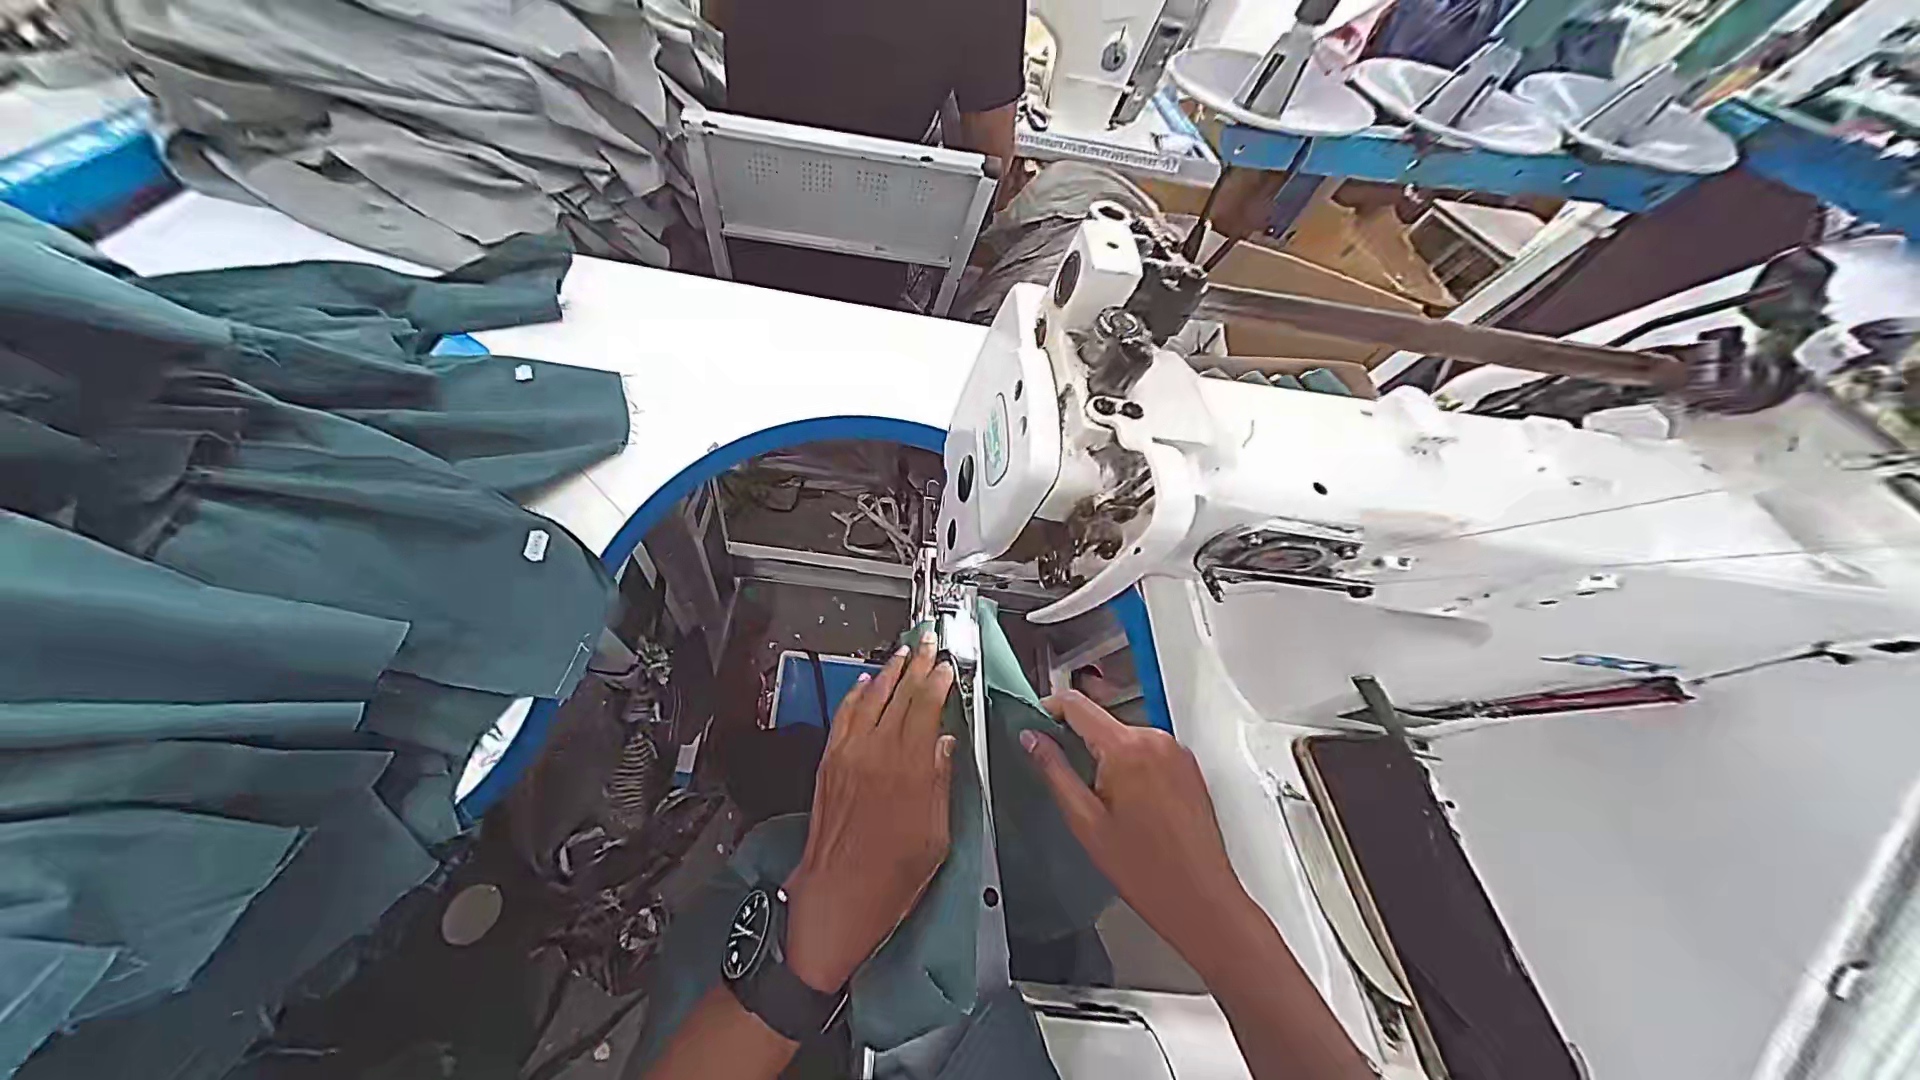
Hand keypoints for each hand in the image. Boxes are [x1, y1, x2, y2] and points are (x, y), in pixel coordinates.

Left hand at [783, 633, 955, 993]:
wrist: (836, 899)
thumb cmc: (891, 877)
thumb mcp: (936, 836)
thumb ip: (941, 782)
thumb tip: (946, 744)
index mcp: (909, 769)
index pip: (926, 707)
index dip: (937, 681)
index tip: (946, 666)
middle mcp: (876, 754)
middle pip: (900, 694)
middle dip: (916, 664)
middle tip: (926, 641)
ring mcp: (849, 755)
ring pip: (870, 698)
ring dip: (888, 671)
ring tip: (901, 652)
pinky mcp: (829, 763)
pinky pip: (844, 716)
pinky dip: (856, 695)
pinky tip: (864, 683)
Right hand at [1021, 690, 1260, 970]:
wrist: (1201, 902)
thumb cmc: (1147, 871)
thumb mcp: (1085, 820)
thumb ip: (1054, 769)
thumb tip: (1032, 738)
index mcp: (1127, 748)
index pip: (1077, 704)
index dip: (1050, 707)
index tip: (1035, 721)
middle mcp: (1156, 739)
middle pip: (1101, 719)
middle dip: (1077, 739)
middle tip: (1061, 771)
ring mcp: (1175, 751)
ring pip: (1123, 735)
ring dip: (1104, 753)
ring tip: (1099, 798)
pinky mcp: (1187, 764)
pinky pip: (1146, 748)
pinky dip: (1129, 762)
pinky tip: (1126, 801)